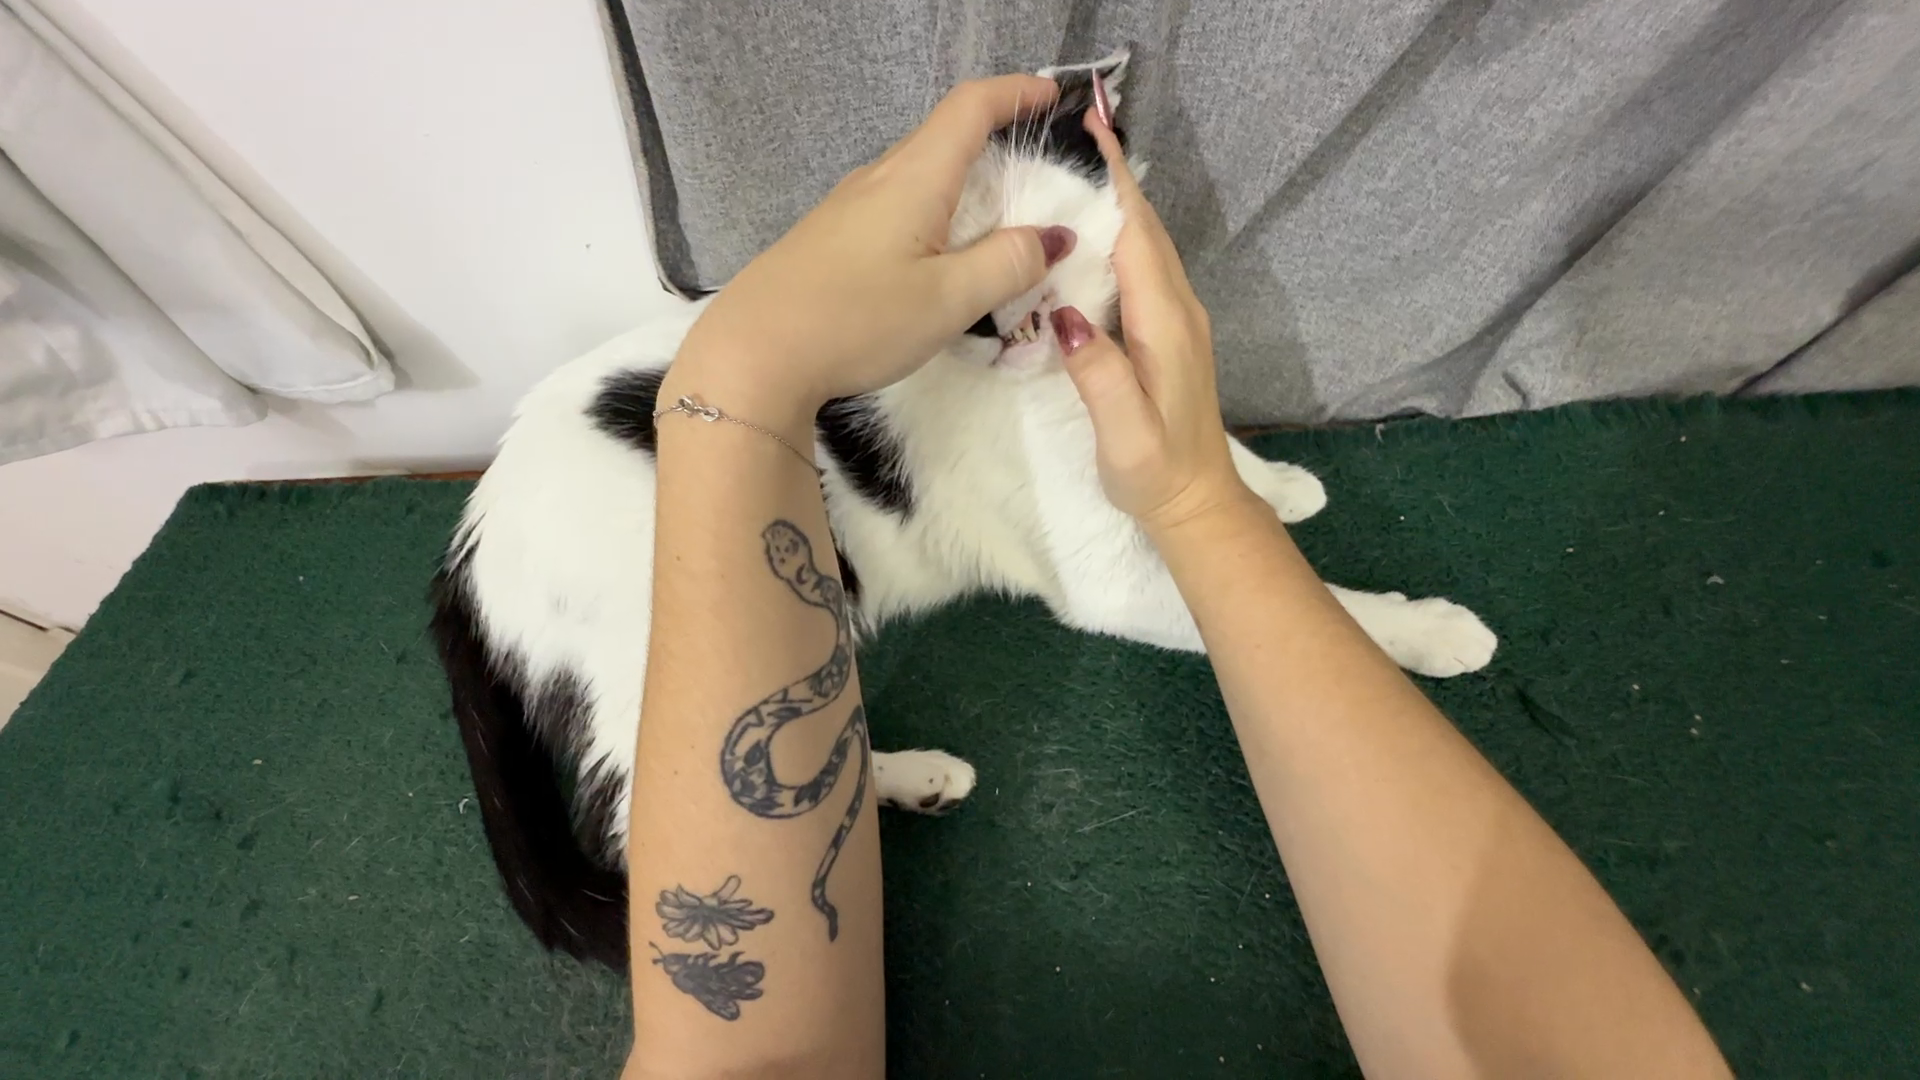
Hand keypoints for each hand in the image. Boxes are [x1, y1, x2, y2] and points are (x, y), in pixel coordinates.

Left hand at [672, 75, 1075, 418]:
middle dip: (992, 145)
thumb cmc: (858, 320)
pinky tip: (929, 262)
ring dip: (958, 189)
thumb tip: (1053, 237)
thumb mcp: (948, 300)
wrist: (755, 355)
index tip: (1049, 96)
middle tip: (1030, 178)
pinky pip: (891, 213)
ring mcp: (845, 211)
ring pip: (914, 181)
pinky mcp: (827, 242)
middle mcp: (876, 180)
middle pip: (941, 141)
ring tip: (987, 228)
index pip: (970, 108)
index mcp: (913, 179)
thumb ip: (1007, 265)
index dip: (1014, 93)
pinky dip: (928, 220)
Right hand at [1052, 112, 1256, 533]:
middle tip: (1074, 143)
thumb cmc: (1156, 473)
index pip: (1141, 239)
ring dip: (1119, 210)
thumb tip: (1065, 314)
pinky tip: (1093, 246)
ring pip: (1148, 251)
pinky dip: (1121, 246)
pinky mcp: (1170, 337)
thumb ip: (1100, 375)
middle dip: (1117, 183)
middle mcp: (1179, 313)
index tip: (1095, 133)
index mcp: (1165, 327)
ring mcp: (1179, 324)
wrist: (1196, 502)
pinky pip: (1145, 275)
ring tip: (1078, 179)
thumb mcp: (1125, 433)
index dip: (1119, 184)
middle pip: (1147, 234)